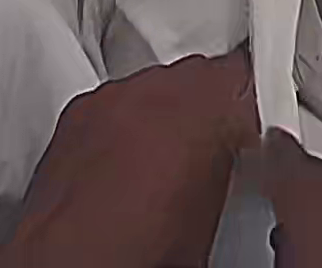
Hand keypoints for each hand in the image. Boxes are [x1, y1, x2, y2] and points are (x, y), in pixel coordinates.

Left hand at [0, 52, 257, 267]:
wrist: (67, 267)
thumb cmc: (138, 254)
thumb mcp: (212, 211)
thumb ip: (227, 157)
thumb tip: (233, 156)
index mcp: (207, 107)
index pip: (246, 72)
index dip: (253, 95)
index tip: (254, 121)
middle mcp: (162, 88)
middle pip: (204, 72)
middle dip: (212, 102)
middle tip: (216, 146)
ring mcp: (119, 93)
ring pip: (160, 80)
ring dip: (168, 108)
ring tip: (166, 158)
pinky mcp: (83, 107)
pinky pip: (120, 98)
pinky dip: (128, 118)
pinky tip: (125, 160)